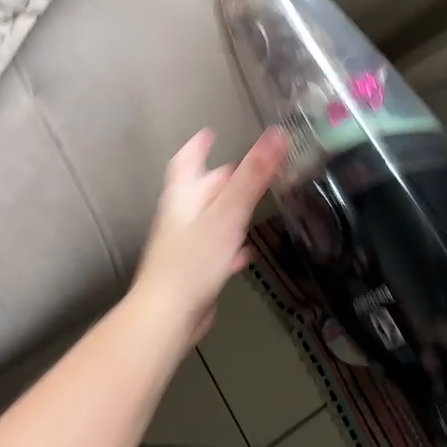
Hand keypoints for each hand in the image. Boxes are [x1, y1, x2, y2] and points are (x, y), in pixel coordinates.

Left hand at [130, 128, 286, 348]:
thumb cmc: (193, 258)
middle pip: (200, 189)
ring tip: (249, 206)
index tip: (209, 133)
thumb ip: (252, 176)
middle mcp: (181, 215)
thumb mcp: (228, 212)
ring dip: (227, 210)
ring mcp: (185, 243)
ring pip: (208, 219)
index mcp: (184, 195)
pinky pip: (214, 250)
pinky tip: (244, 253)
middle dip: (220, 179)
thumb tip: (276, 135)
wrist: (169, 313)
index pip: (188, 160)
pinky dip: (229, 245)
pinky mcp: (194, 270)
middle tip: (242, 171)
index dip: (199, 145)